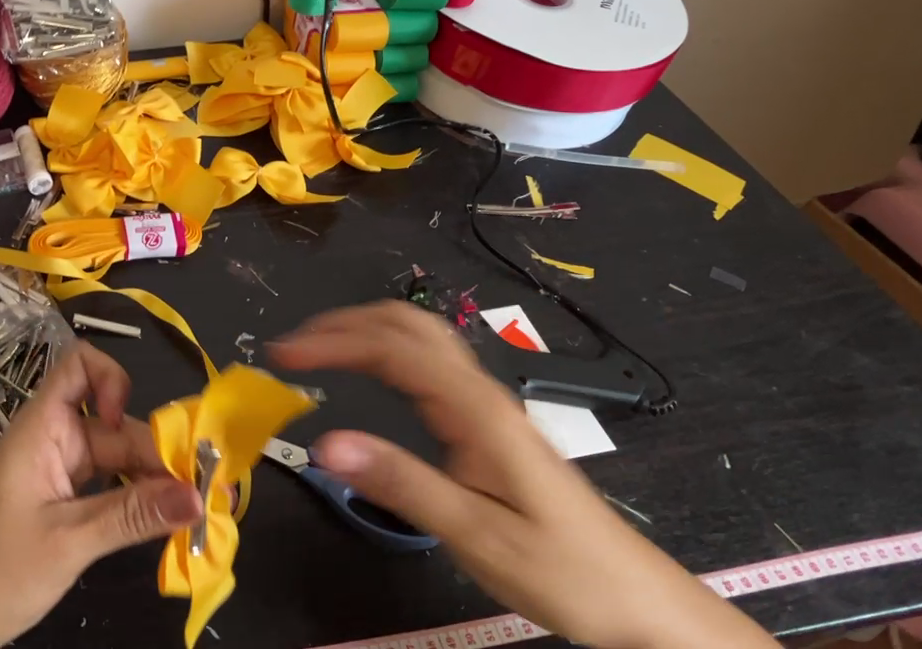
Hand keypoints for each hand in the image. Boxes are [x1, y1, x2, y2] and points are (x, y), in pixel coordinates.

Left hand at [0, 342, 201, 648]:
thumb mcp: (69, 542)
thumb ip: (133, 514)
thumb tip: (198, 495)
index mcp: (42, 427)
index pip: (80, 366)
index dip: (112, 379)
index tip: (131, 424)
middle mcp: (53, 438)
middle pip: (116, 423)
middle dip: (158, 451)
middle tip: (207, 492)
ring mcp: (57, 470)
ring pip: (118, 456)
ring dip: (154, 480)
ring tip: (197, 511)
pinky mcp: (61, 500)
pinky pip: (109, 484)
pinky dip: (136, 499)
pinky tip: (165, 523)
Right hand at [269, 302, 777, 648]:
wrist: (638, 600)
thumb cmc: (563, 571)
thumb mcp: (478, 535)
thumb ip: (402, 484)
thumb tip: (327, 443)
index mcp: (476, 409)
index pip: (393, 349)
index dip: (333, 342)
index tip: (283, 355)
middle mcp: (480, 392)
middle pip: (408, 323)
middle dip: (345, 322)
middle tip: (294, 345)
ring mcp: (487, 402)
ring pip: (421, 335)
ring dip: (364, 329)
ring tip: (318, 350)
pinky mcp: (488, 421)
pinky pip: (429, 361)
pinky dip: (385, 349)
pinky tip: (368, 371)